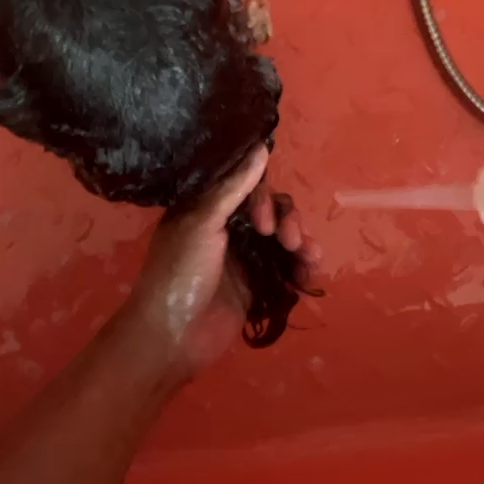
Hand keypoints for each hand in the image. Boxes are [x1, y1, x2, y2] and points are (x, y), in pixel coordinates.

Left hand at [122, 148, 315, 380]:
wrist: (172, 338)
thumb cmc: (179, 273)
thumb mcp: (203, 222)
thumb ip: (235, 186)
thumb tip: (262, 145)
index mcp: (209, 208)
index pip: (250, 188)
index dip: (265, 200)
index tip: (263, 223)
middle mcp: (229, 228)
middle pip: (273, 211)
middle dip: (288, 222)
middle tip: (290, 242)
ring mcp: (244, 258)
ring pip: (284, 239)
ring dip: (302, 243)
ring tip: (310, 258)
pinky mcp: (257, 286)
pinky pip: (287, 268)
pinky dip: (301, 268)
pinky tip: (309, 275)